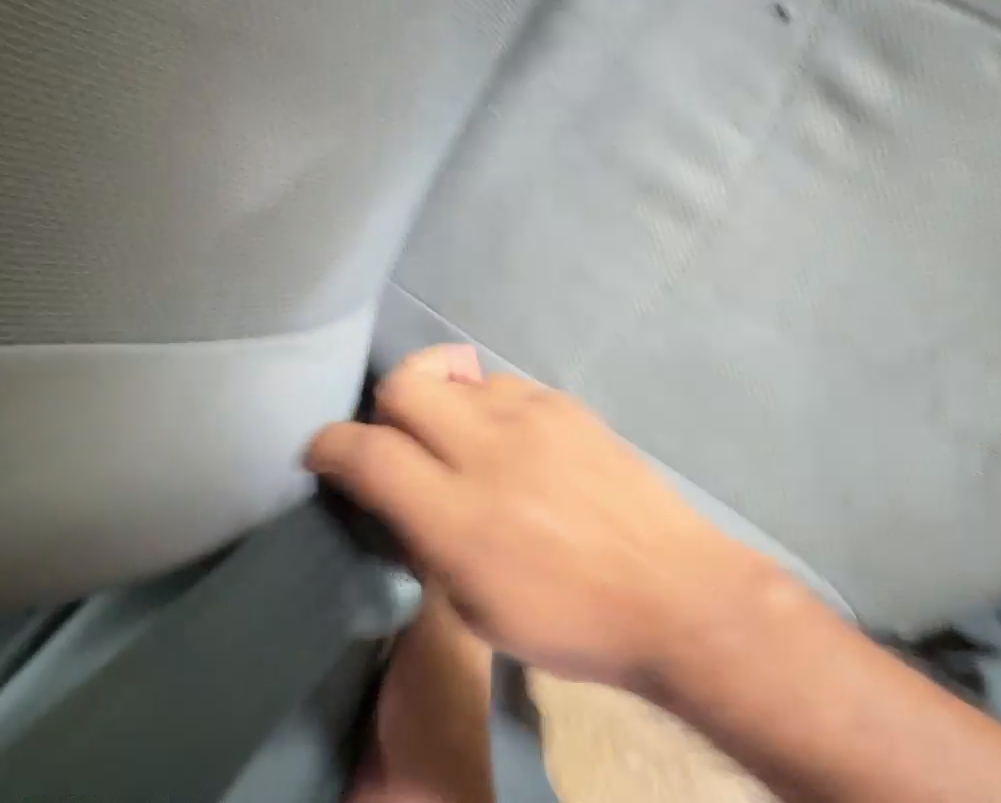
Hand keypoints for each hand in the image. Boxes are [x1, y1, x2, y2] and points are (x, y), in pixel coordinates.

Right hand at [307, 345, 788, 693]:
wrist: (675, 594)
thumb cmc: (569, 621)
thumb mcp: (475, 609)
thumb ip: (423, 540)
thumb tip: (395, 493)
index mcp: (458, 516)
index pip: (366, 452)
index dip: (329, 445)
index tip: (325, 454)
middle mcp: (488, 450)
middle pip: (403, 385)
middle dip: (383, 409)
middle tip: (396, 441)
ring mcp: (532, 416)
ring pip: (454, 378)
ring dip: (441, 407)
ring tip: (463, 447)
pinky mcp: (566, 404)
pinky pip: (502, 386)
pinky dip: (487, 408)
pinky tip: (512, 447)